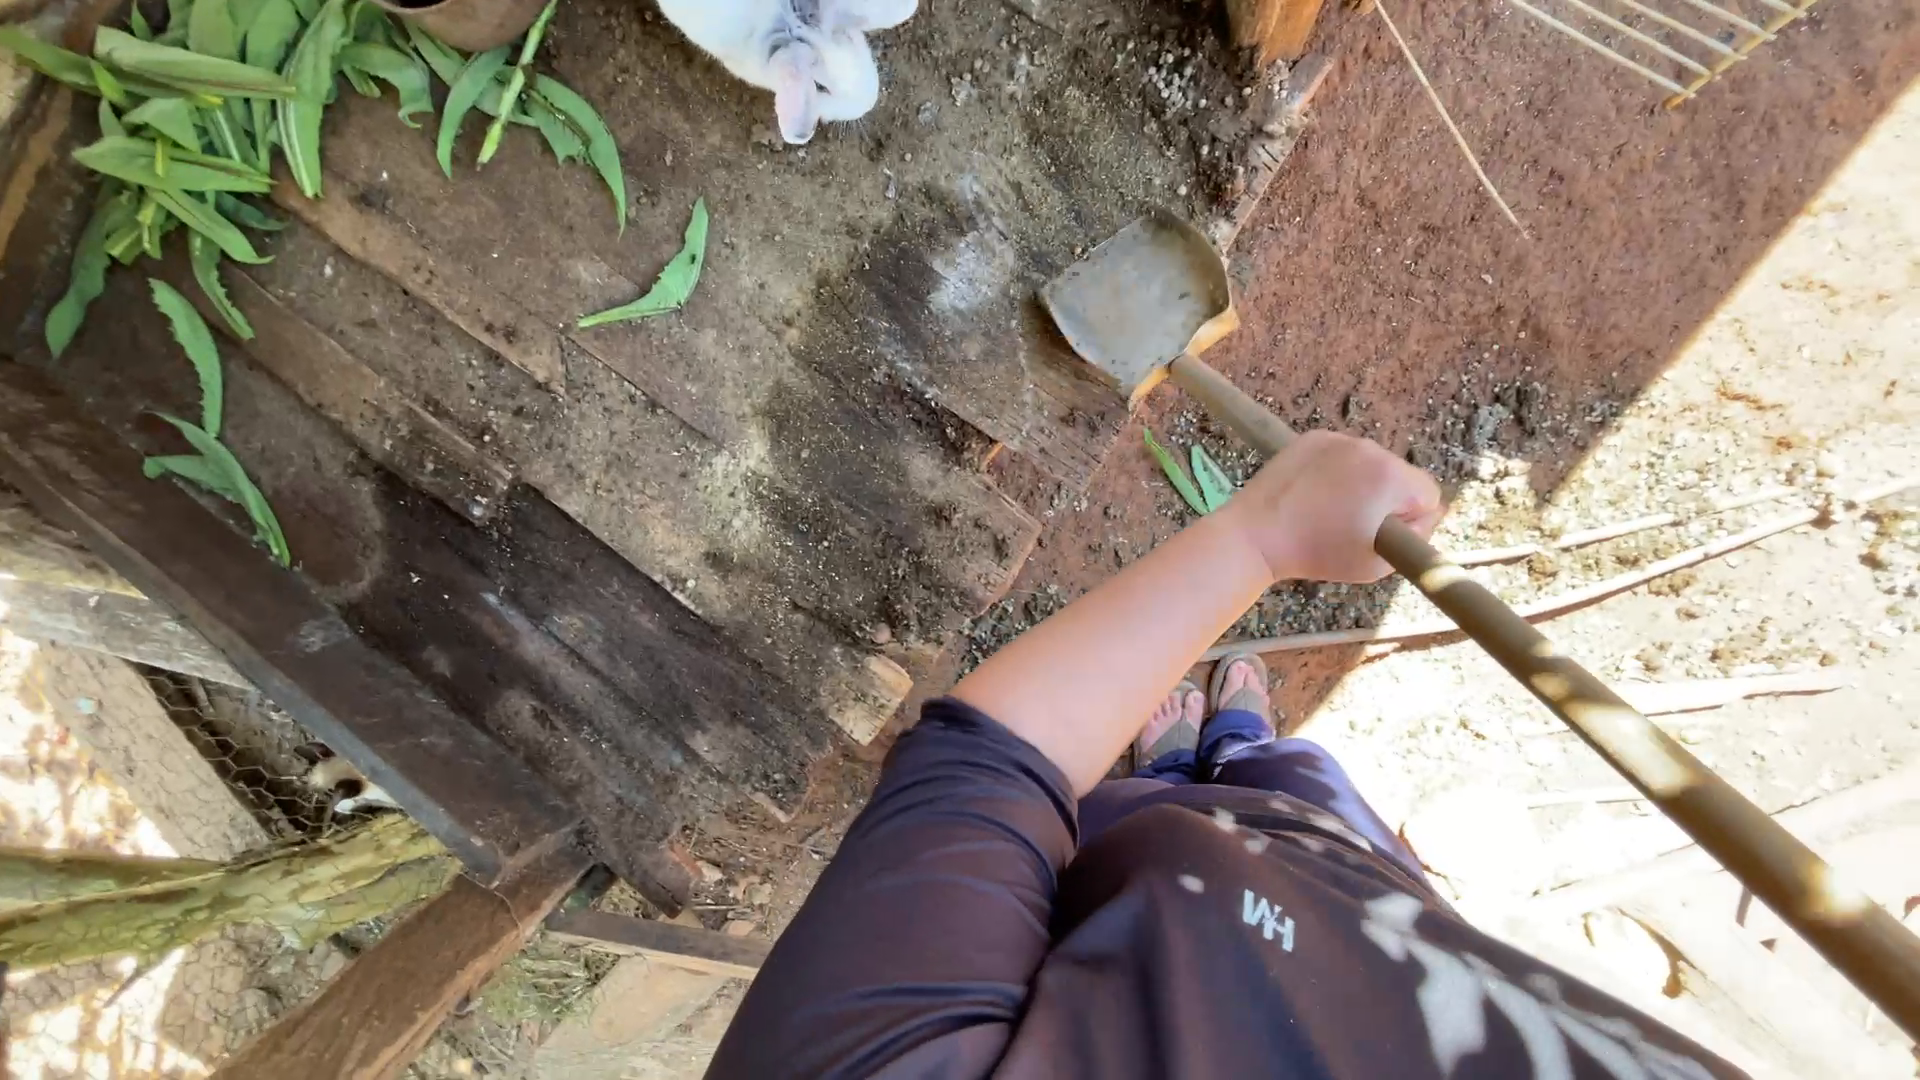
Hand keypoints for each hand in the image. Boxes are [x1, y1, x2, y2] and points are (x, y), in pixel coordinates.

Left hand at [1218, 431, 1442, 582]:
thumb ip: (1417, 538)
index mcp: (1391, 476)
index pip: (1428, 495)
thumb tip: (1426, 515)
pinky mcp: (1310, 438)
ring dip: (1359, 483)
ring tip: (1326, 511)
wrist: (1255, 536)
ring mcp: (1337, 438)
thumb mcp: (1379, 563)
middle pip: (1398, 475)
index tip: (1376, 534)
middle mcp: (1369, 447)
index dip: (1408, 521)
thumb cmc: (1316, 553)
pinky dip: (1333, 471)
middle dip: (1384, 499)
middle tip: (1347, 524)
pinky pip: (1339, 455)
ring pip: (1368, 464)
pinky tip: (1312, 494)